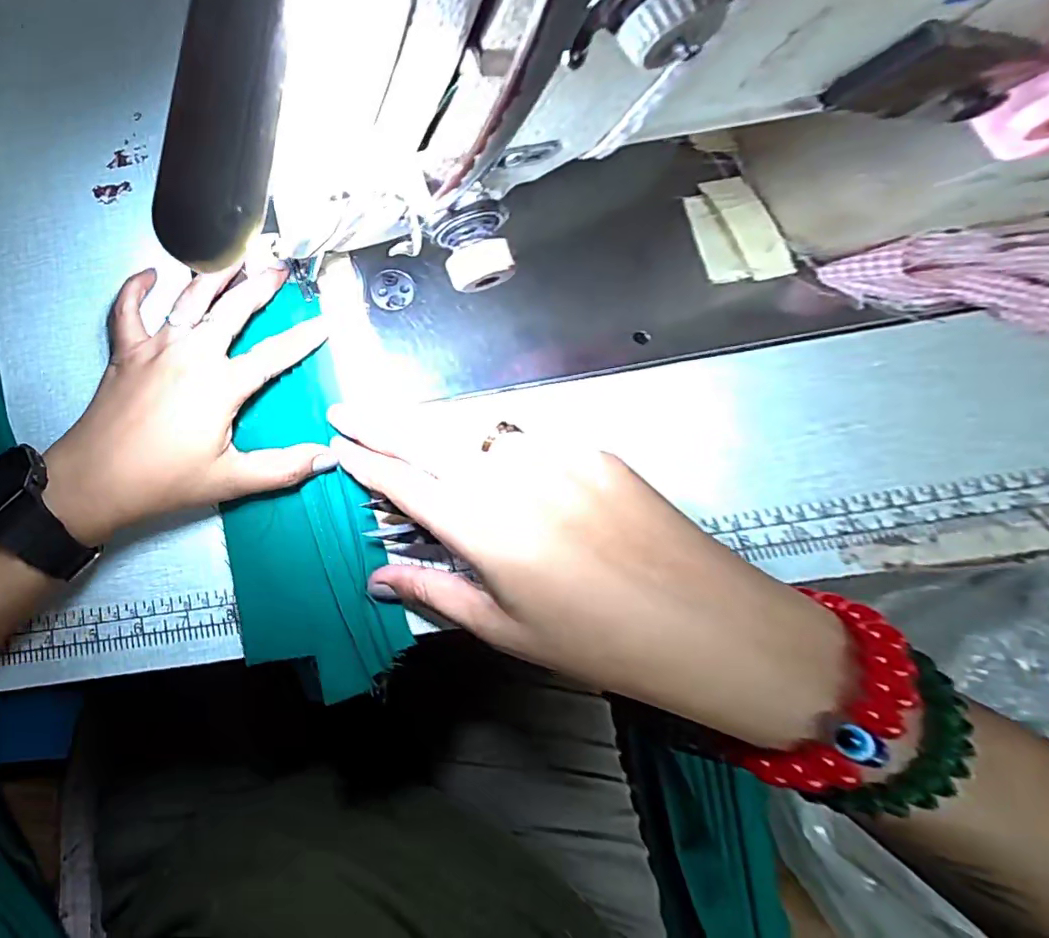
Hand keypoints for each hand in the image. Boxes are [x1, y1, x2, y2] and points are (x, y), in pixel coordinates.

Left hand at [40, 263, 334, 545]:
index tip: (324, 322)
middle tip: (279, 268)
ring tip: (232, 256)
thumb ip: (282, 468)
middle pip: (234, 309)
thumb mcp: (230, 480)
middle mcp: (192, 354)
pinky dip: (137, 288)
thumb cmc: (163, 481)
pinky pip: (128, 310)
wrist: (96, 480)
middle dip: (261, 285)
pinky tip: (149, 275)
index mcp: (222, 385)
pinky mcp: (126, 351)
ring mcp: (156, 347)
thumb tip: (325, 458)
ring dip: (214, 274)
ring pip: (189, 298)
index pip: (274, 355)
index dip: (304, 338)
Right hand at [328, 404, 849, 747]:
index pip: (405, 483)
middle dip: (379, 420)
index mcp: (484, 528)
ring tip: (396, 420)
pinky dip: (486, 434)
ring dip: (428, 420)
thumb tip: (378, 578)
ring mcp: (553, 454)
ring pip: (471, 424)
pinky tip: (477, 445)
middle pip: (427, 436)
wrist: (710, 624)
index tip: (338, 444)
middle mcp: (511, 478)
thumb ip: (435, 592)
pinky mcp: (589, 447)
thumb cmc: (597, 641)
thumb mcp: (506, 629)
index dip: (366, 462)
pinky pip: (521, 433)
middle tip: (345, 406)